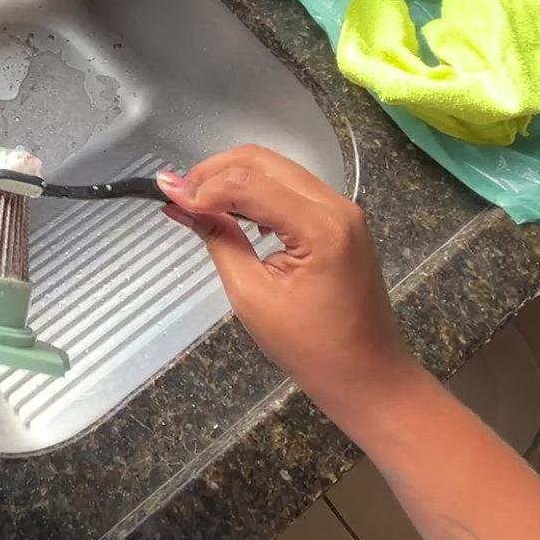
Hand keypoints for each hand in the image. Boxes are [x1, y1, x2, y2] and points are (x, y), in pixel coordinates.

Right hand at [156, 145, 420, 421]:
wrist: (371, 378)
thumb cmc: (310, 348)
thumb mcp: (250, 295)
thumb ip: (217, 238)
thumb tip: (177, 202)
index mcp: (319, 228)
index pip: (249, 183)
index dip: (203, 187)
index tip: (168, 197)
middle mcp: (335, 206)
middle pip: (261, 161)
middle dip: (214, 172)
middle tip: (179, 195)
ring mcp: (341, 208)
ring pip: (274, 166)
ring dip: (232, 177)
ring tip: (198, 201)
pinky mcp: (338, 217)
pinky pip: (288, 184)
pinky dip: (254, 188)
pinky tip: (233, 211)